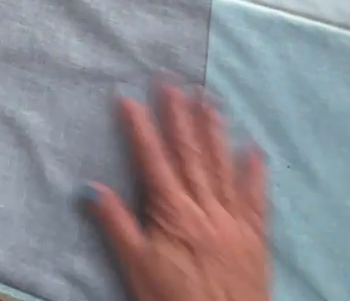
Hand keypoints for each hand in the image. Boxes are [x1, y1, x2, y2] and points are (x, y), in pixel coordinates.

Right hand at [85, 84, 269, 300]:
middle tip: (172, 81)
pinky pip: (257, 200)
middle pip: (190, 154)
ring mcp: (235, 222)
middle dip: (179, 116)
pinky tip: (253, 148)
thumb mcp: (136, 268)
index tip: (128, 97)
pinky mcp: (257, 239)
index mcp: (173, 214)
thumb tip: (91, 186)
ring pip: (223, 167)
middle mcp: (206, 210)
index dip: (140, 128)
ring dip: (214, 131)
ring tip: (208, 99)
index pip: (153, 160)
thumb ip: (116, 224)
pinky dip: (255, 173)